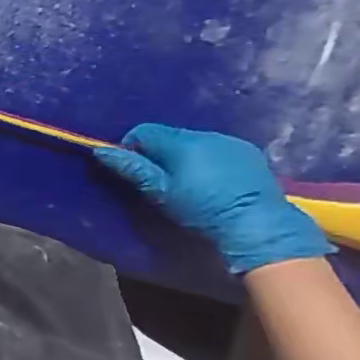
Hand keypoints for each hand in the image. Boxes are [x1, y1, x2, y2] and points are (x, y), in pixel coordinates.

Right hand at [93, 123, 333, 274]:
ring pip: (193, 142)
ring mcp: (230, 142)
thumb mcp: (161, 193)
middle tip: (158, 183)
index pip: (143, 131)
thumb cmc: (203, 211)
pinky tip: (211, 183)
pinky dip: (206, 160)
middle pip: (168, 136)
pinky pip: (216, 149)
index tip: (134, 173)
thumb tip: (100, 150)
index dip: (131, 149)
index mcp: (181, 142)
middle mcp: (206, 134)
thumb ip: (133, 169)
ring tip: (186, 184)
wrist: (260, 227)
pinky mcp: (248, 153)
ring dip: (183, 157)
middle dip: (158, 154)